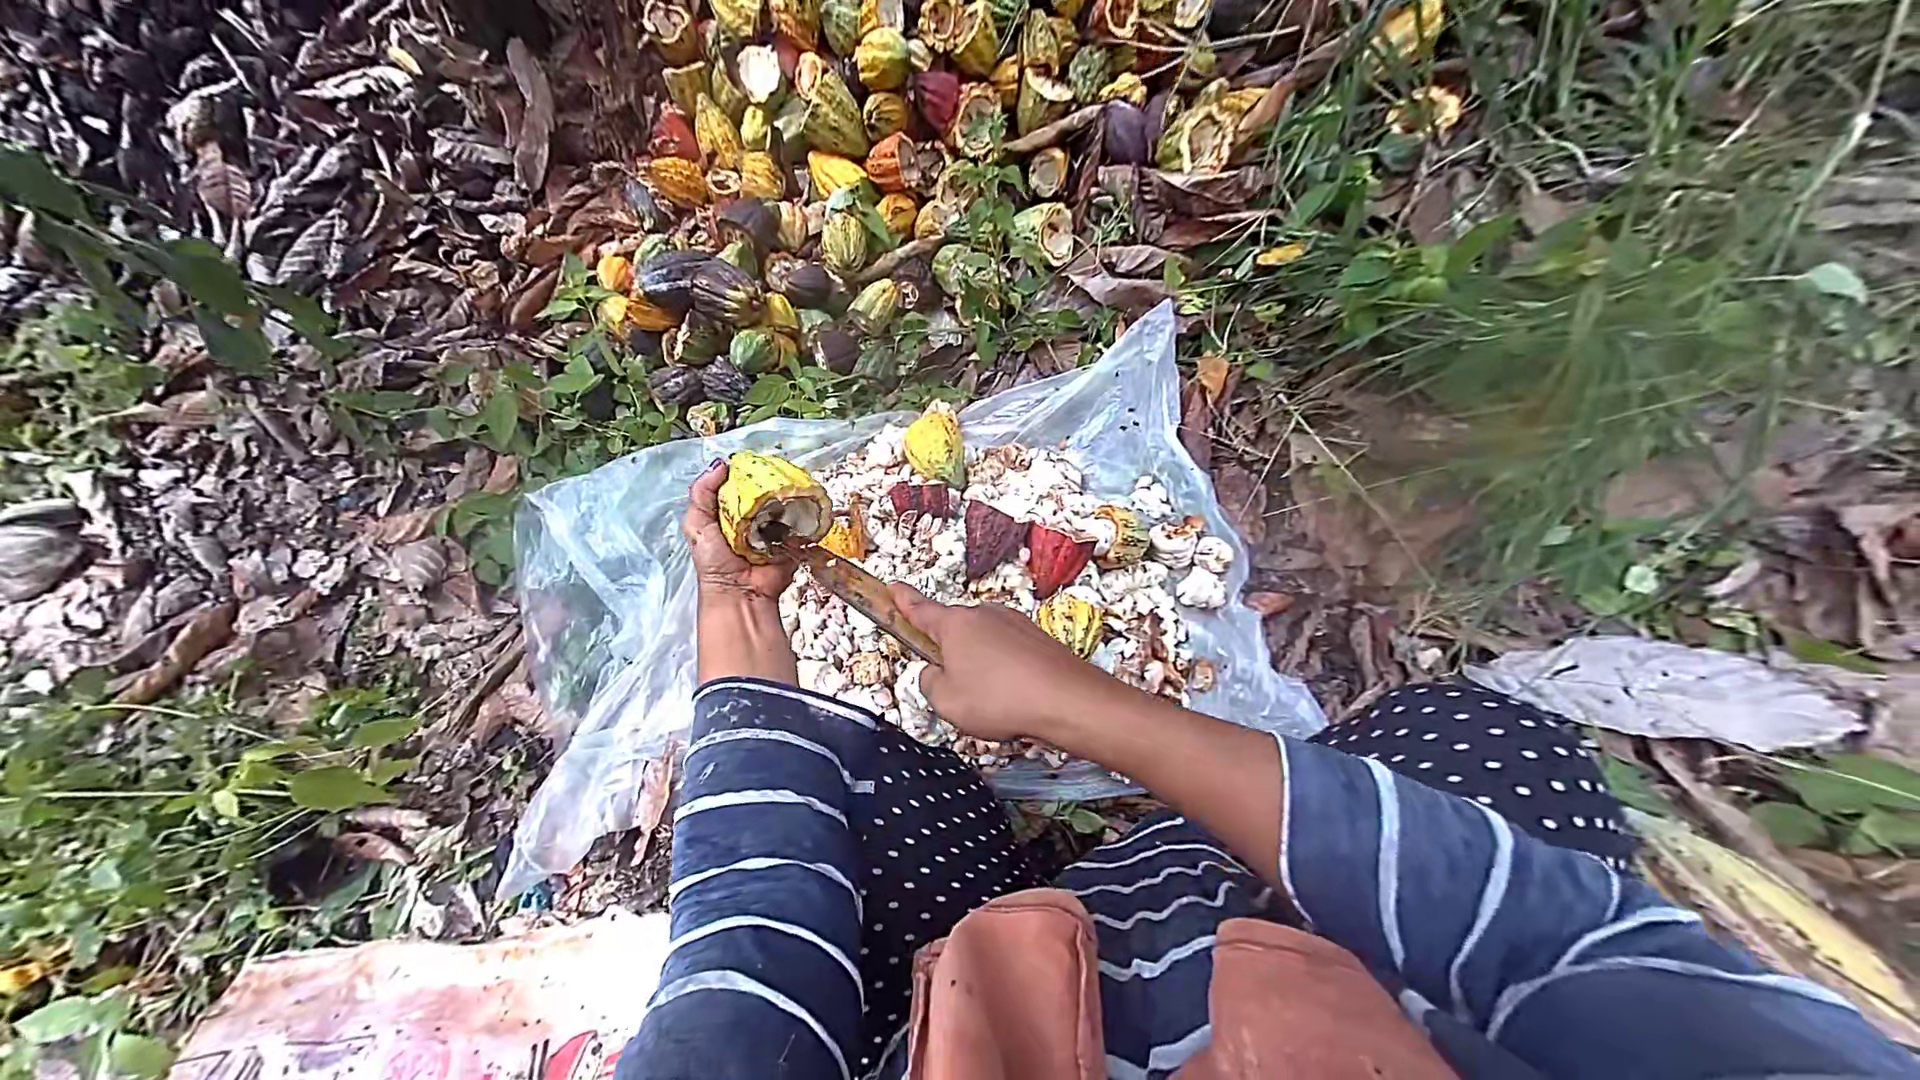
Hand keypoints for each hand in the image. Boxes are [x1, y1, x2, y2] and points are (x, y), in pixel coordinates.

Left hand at [684, 459, 794, 605]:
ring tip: (792, 488)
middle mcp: (755, 517)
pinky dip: (804, 516)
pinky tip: (804, 505)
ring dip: (790, 497)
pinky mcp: (793, 540)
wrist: (740, 593)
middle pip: (767, 492)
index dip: (749, 472)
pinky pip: (801, 524)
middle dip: (773, 483)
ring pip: (786, 505)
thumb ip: (702, 493)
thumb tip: (721, 465)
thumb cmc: (715, 563)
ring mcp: (776, 528)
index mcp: (731, 511)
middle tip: (778, 475)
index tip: (756, 463)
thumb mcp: (697, 523)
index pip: (742, 484)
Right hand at [888, 584, 1118, 742]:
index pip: (920, 609)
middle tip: (959, 689)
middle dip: (952, 655)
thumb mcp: (946, 701)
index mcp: (955, 624)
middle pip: (956, 631)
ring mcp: (1014, 623)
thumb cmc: (999, 699)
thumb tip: (936, 671)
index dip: (903, 601)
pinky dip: (1007, 672)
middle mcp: (984, 614)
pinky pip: (1010, 653)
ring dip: (982, 666)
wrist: (1067, 700)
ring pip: (985, 644)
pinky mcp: (1038, 637)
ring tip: (994, 701)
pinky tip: (1016, 697)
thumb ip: (929, 682)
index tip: (893, 588)